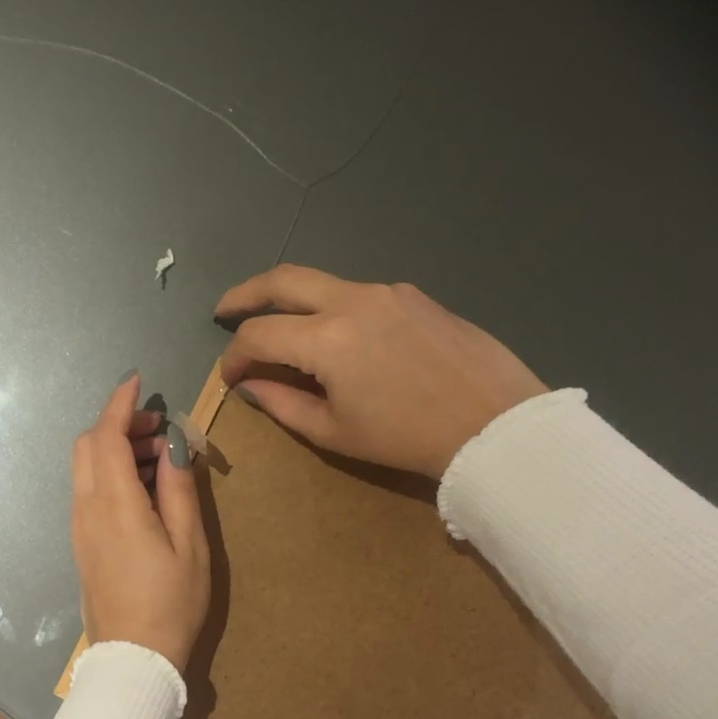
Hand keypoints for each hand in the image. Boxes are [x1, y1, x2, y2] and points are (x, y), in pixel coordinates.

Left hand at [71, 374, 209, 673]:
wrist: (133, 657)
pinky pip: (88, 491)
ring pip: (85, 468)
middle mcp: (87, 510)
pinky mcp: (81, 543)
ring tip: (161, 460)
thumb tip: (174, 445)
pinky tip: (144, 488)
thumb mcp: (190, 545)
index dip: (120, 405)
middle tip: (160, 430)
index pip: (106, 437)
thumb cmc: (171, 603)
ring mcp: (79, 527)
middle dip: (118, 425)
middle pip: (87, 447)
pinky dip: (110, 473)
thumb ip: (179, 489)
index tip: (138, 382)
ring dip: (114, 450)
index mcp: (115, 505)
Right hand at [215, 265, 548, 477]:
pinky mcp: (414, 296)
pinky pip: (356, 294)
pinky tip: (333, 336)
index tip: (230, 378)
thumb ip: (281, 403)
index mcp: (327, 340)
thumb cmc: (405, 439)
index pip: (257, 335)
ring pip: (321, 283)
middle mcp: (352, 301)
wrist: (494, 424)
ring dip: (289, 300)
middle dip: (244, 294)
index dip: (234, 357)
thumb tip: (252, 384)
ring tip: (278, 326)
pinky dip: (329, 308)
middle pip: (282, 280)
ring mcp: (387, 292)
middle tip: (223, 310)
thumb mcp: (331, 432)